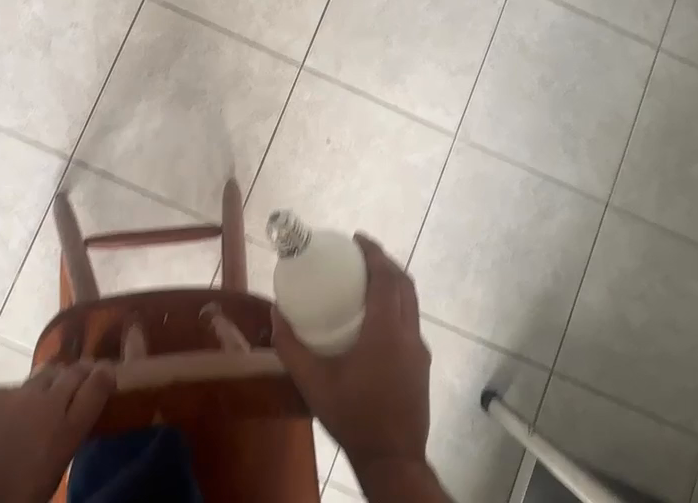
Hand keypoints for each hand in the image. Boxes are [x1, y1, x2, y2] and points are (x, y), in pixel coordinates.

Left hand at [0, 360, 114, 502]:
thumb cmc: (12, 499)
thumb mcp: (51, 475)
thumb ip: (66, 441)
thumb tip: (71, 423)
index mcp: (66, 430)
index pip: (97, 387)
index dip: (106, 377)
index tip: (109, 375)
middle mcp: (47, 404)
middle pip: (74, 373)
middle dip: (84, 372)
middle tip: (87, 377)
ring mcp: (19, 394)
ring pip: (47, 372)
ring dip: (56, 379)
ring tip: (54, 389)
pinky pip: (18, 387)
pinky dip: (24, 396)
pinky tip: (15, 414)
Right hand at [272, 234, 431, 478]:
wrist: (392, 458)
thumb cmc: (352, 416)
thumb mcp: (312, 381)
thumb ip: (290, 345)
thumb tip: (276, 312)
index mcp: (385, 332)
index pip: (385, 278)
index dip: (373, 253)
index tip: (356, 238)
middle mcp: (408, 335)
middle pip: (404, 284)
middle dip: (385, 262)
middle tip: (360, 254)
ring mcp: (419, 351)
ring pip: (411, 303)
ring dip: (393, 283)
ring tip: (366, 280)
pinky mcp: (422, 366)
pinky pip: (411, 322)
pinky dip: (396, 305)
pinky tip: (374, 319)